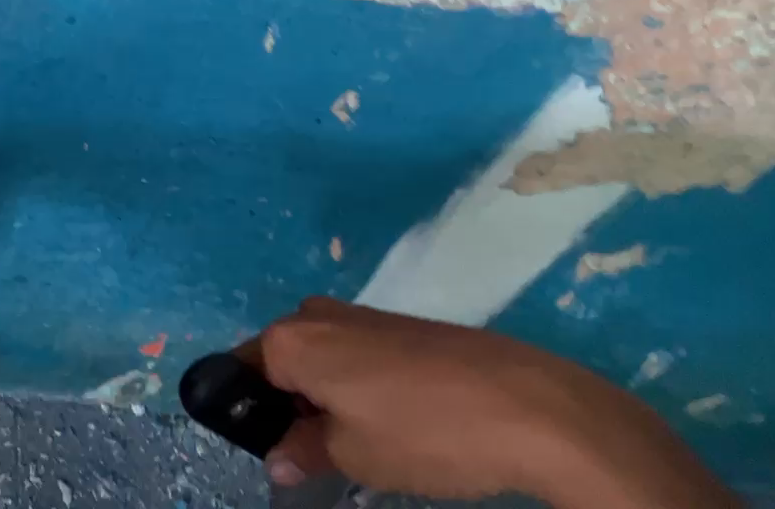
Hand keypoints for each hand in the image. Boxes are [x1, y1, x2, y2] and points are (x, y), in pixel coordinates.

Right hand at [250, 297, 737, 508]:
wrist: (530, 405)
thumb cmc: (424, 432)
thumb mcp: (355, 457)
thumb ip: (303, 452)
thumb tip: (277, 459)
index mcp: (288, 339)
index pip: (244, 372)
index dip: (254, 412)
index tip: (279, 448)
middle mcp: (312, 314)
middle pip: (282, 360)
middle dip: (294, 402)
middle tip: (322, 449)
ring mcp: (357, 314)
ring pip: (323, 357)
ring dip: (330, 394)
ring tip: (367, 439)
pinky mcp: (398, 322)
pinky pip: (357, 352)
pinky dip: (363, 383)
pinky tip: (401, 419)